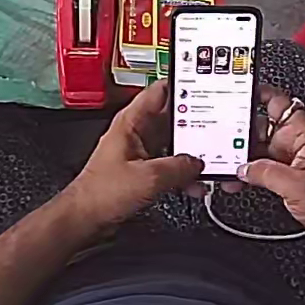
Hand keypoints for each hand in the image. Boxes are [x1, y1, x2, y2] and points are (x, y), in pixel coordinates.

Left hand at [52, 81, 202, 235]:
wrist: (86, 218)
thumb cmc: (101, 193)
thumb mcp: (148, 177)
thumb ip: (178, 167)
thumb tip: (198, 163)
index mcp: (132, 122)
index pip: (160, 91)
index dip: (182, 85)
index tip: (204, 86)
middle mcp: (136, 133)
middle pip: (173, 120)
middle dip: (195, 125)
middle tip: (218, 129)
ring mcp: (140, 152)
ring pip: (174, 145)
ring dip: (191, 154)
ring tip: (209, 161)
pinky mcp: (143, 171)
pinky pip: (170, 165)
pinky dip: (183, 173)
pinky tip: (194, 184)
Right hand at [238, 87, 304, 249]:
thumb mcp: (299, 187)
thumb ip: (267, 173)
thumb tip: (243, 167)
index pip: (279, 103)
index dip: (258, 95)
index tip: (237, 94)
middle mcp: (296, 144)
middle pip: (261, 126)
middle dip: (240, 132)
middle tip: (220, 138)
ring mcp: (289, 160)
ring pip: (256, 148)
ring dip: (240, 156)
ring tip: (224, 163)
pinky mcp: (284, 176)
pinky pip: (258, 167)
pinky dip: (246, 171)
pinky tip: (234, 179)